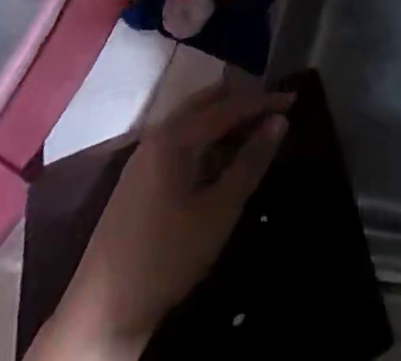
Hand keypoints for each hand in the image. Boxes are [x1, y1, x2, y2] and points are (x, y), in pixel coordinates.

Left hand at [29, 83, 292, 360]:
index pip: (226, 106)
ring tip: (257, 129)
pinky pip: (181, 141)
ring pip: (192, 122)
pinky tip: (224, 157)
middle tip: (276, 109)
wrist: (106, 303)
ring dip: (224, 120)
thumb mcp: (219, 211)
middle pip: (206, 104)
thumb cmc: (169, 254)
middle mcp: (157, 134)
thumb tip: (278, 121)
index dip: (262, 101)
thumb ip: (250, 162)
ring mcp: (146, 153)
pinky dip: (208, 139)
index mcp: (174, 137)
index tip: (293, 98)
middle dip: (241, 102)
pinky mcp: (142, 173)